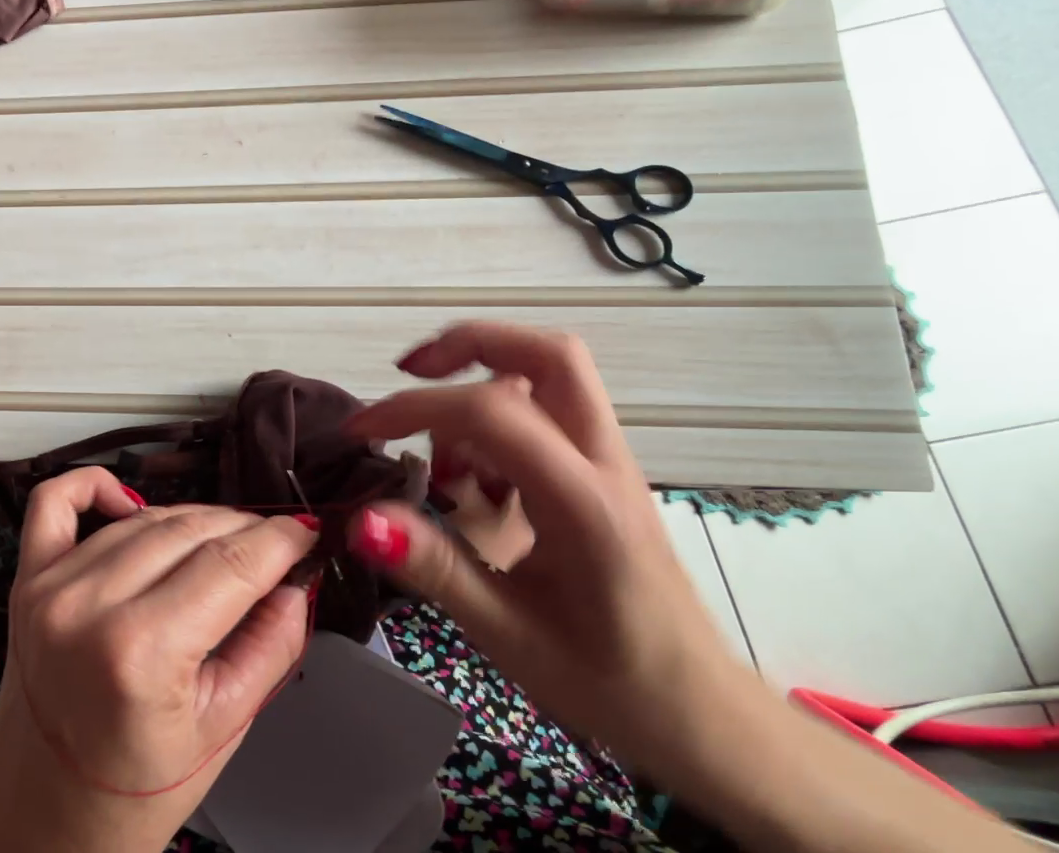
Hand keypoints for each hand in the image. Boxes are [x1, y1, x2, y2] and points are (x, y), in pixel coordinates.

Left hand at [0, 466, 318, 850]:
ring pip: (141, 518)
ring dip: (192, 519)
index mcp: (141, 653)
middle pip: (189, 531)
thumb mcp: (224, 728)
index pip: (230, 564)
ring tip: (224, 540)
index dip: (280, 540)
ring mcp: (52, 587)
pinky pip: (56, 501)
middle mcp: (89, 606)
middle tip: (274, 541)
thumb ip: (271, 645)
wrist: (43, 809)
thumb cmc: (133, 788)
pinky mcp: (28, 579)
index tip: (306, 530)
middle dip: (244, 528)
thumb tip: (295, 581)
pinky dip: (93, 485)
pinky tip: (130, 500)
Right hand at [341, 321, 753, 775]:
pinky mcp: (604, 480)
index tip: (359, 433)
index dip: (413, 407)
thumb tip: (360, 518)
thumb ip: (435, 568)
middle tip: (408, 372)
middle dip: (469, 343)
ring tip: (441, 462)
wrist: (703, 716)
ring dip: (482, 386)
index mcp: (583, 503)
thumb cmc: (608, 683)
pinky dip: (500, 421)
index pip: (491, 412)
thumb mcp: (507, 634)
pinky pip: (550, 416)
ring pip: (552, 378)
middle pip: (549, 353)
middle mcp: (605, 466)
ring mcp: (611, 467)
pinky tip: (474, 486)